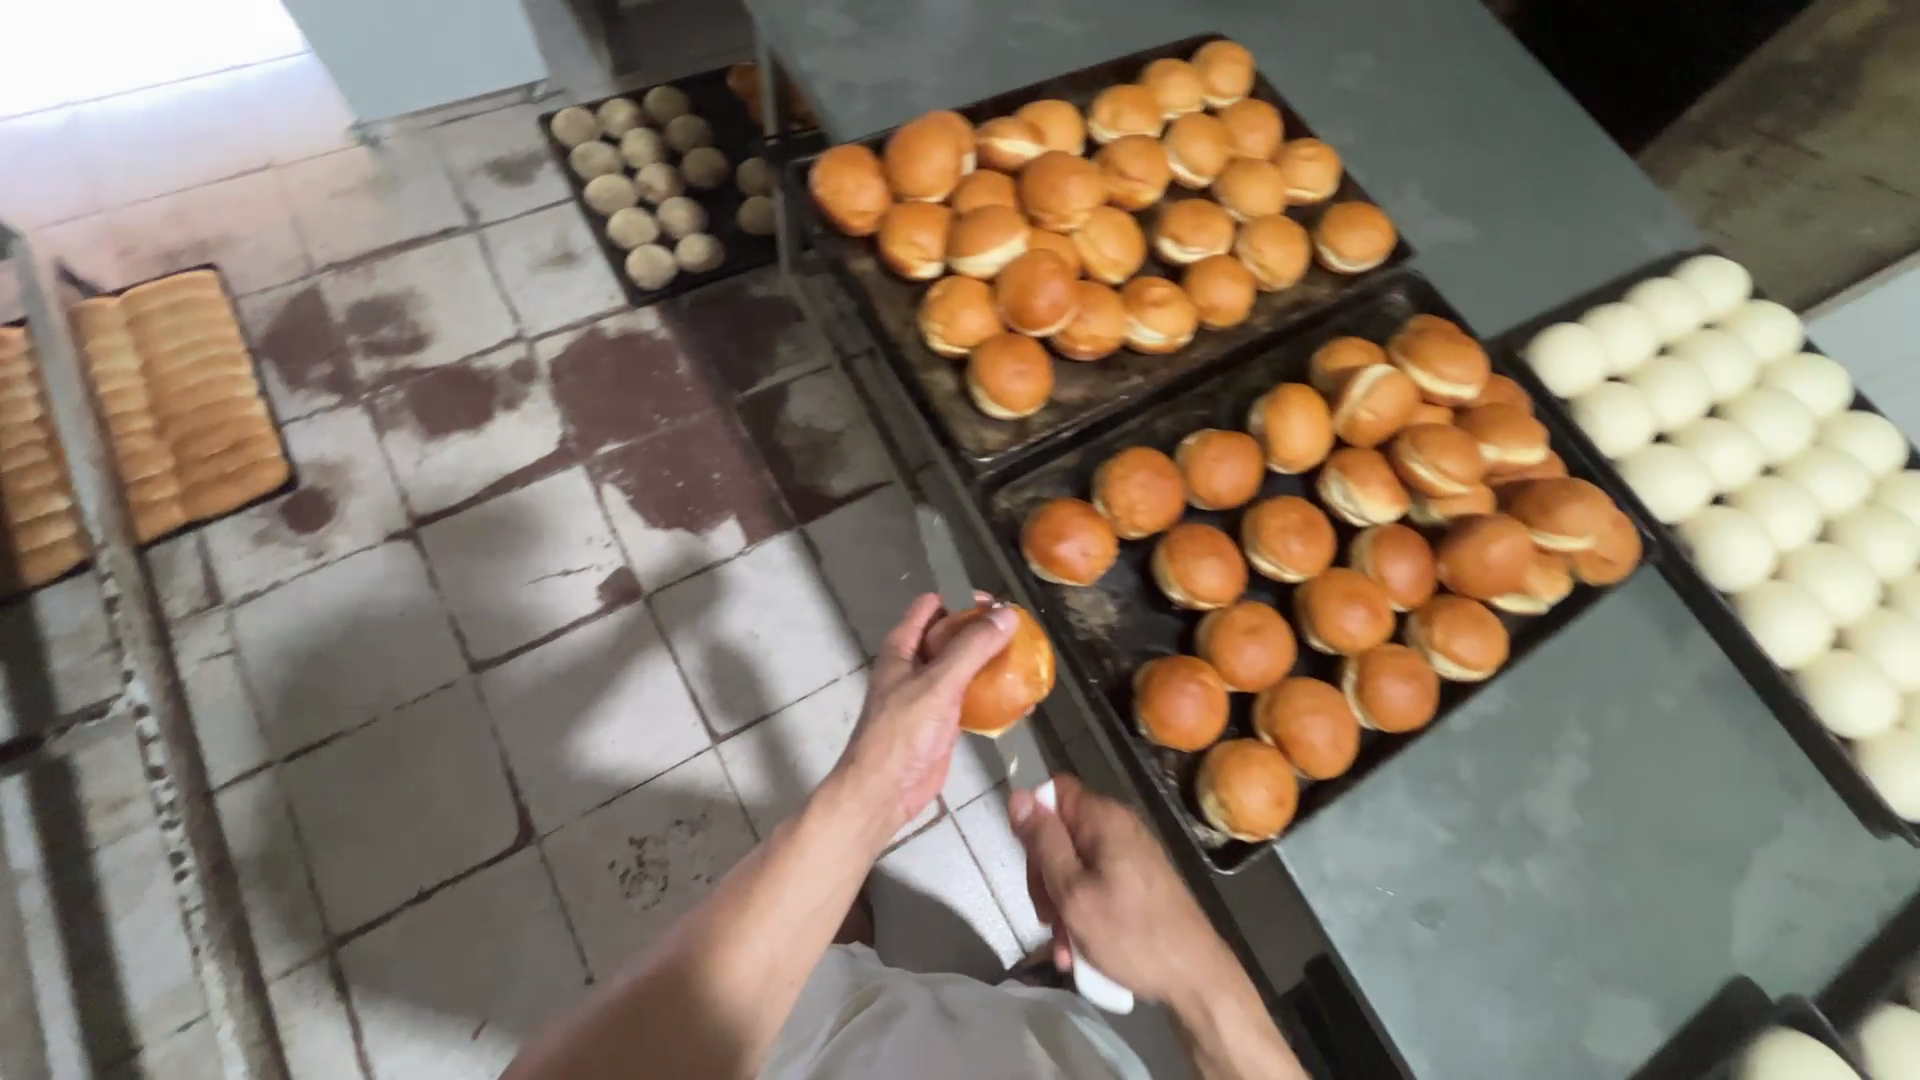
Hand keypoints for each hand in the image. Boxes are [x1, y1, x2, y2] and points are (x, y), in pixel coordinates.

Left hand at [831, 593, 1016, 837]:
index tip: (997, 605)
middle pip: (952, 634)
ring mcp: (929, 693)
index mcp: (903, 647)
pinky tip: (1020, 700)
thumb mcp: (938, 684)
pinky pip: (971, 698)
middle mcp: (915, 664)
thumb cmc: (902, 732)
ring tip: (1026, 662)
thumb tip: (1007, 616)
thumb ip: (972, 648)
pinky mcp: (943, 719)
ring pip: (964, 666)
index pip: (932, 605)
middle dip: (983, 630)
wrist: (884, 792)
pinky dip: (993, 695)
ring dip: (991, 662)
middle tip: (1019, 633)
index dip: (962, 598)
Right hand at [1009, 774, 1235, 1005]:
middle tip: (1046, 914)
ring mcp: (1131, 852)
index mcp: (1102, 818)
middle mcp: (1118, 825)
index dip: (1033, 819)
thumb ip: (1043, 842)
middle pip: (1061, 830)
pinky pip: (1097, 880)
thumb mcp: (1072, 891)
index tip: (1028, 861)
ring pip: (1076, 862)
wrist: (1196, 978)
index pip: (1054, 790)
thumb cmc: (1130, 934)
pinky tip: (1080, 946)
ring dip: (1062, 900)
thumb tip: (1019, 796)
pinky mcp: (1139, 878)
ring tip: (1063, 945)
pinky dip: (1083, 908)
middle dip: (1045, 872)